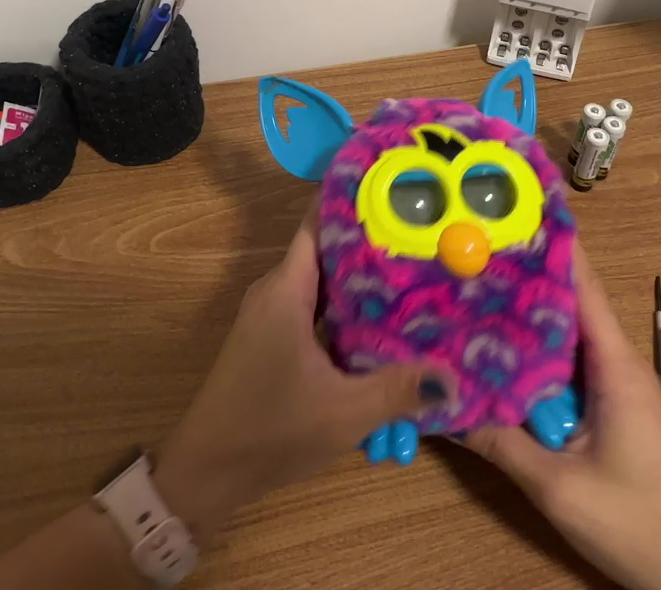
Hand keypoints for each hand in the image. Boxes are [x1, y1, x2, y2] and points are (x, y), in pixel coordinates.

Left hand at [153, 208, 449, 542]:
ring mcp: (270, 316)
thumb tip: (454, 377)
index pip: (318, 224)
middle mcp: (275, 292)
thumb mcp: (343, 413)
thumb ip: (399, 390)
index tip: (396, 192)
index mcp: (286, 291)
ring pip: (320, 282)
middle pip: (325, 250)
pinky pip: (312, 306)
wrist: (206, 470)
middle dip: (369, 242)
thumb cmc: (270, 430)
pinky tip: (381, 321)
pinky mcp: (271, 339)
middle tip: (422, 236)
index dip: (352, 203)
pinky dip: (344, 307)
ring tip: (412, 271)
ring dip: (359, 278)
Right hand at [455, 247, 660, 589]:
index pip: (584, 288)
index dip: (552, 247)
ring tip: (472, 287)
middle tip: (470, 250)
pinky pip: (564, 364)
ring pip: (564, 333)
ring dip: (524, 313)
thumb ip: (499, 442)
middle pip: (570, 302)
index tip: (514, 214)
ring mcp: (613, 386)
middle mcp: (617, 365)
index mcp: (616, 368)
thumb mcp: (556, 485)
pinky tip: (494, 349)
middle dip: (524, 274)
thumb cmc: (633, 524)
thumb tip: (441, 405)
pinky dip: (532, 349)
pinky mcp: (606, 407)